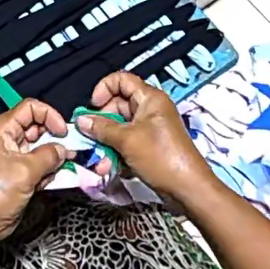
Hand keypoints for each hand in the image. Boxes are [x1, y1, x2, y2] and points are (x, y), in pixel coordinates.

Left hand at [0, 99, 72, 243]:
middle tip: (69, 152)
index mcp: (3, 128)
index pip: (31, 108)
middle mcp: (7, 137)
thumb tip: (65, 149)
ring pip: (40, 146)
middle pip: (37, 126)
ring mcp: (12, 154)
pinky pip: (38, 163)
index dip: (50, 116)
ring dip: (52, 157)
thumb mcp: (26, 170)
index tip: (64, 132)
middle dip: (54, 139)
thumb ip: (49, 155)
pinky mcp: (18, 171)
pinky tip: (48, 181)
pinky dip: (46, 169)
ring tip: (58, 169)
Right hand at [79, 72, 218, 204]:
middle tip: (90, 135)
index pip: (122, 80)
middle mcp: (150, 109)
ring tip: (98, 159)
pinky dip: (116, 152)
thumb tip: (80, 120)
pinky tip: (107, 167)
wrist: (188, 189)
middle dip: (101, 121)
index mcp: (149, 98)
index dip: (104, 88)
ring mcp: (149, 129)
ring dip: (106, 142)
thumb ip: (102, 128)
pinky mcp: (149, 147)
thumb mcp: (127, 140)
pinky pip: (126, 142)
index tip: (93, 106)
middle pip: (117, 105)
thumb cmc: (160, 156)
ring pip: (120, 127)